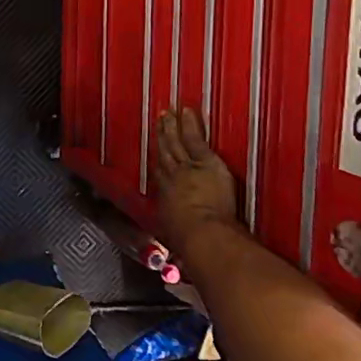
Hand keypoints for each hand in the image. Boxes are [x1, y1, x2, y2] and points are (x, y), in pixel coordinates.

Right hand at [153, 107, 239, 245]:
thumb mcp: (176, 239)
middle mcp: (171, 178)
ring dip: (171, 127)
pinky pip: (195, 138)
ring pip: (176, 143)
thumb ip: (175, 235)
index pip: (160, 175)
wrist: (202, 233)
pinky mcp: (204, 161)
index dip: (158, 162)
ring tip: (168, 113)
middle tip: (159, 121)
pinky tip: (187, 112)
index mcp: (164, 198)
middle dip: (162, 136)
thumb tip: (174, 248)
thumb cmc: (190, 243)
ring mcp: (187, 167)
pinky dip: (190, 124)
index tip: (156, 153)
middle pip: (165, 153)